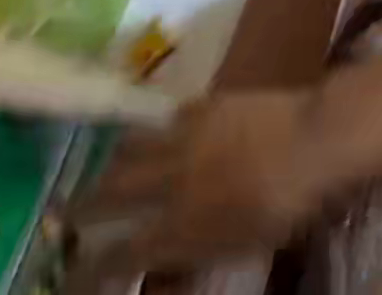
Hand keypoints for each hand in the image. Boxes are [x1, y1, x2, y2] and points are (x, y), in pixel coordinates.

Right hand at [67, 90, 337, 287]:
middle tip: (66, 213)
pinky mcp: (207, 104)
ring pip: (130, 147)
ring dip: (113, 160)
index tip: (66, 280)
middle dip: (81, 208)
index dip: (84, 273)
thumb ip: (196, 254)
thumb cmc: (288, 203)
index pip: (115, 258)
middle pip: (108, 194)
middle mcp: (171, 181)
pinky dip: (159, 130)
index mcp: (179, 226)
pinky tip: (160, 133)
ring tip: (105, 167)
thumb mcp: (241, 246)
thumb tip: (163, 264)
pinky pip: (169, 117)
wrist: (316, 138)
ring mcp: (187, 137)